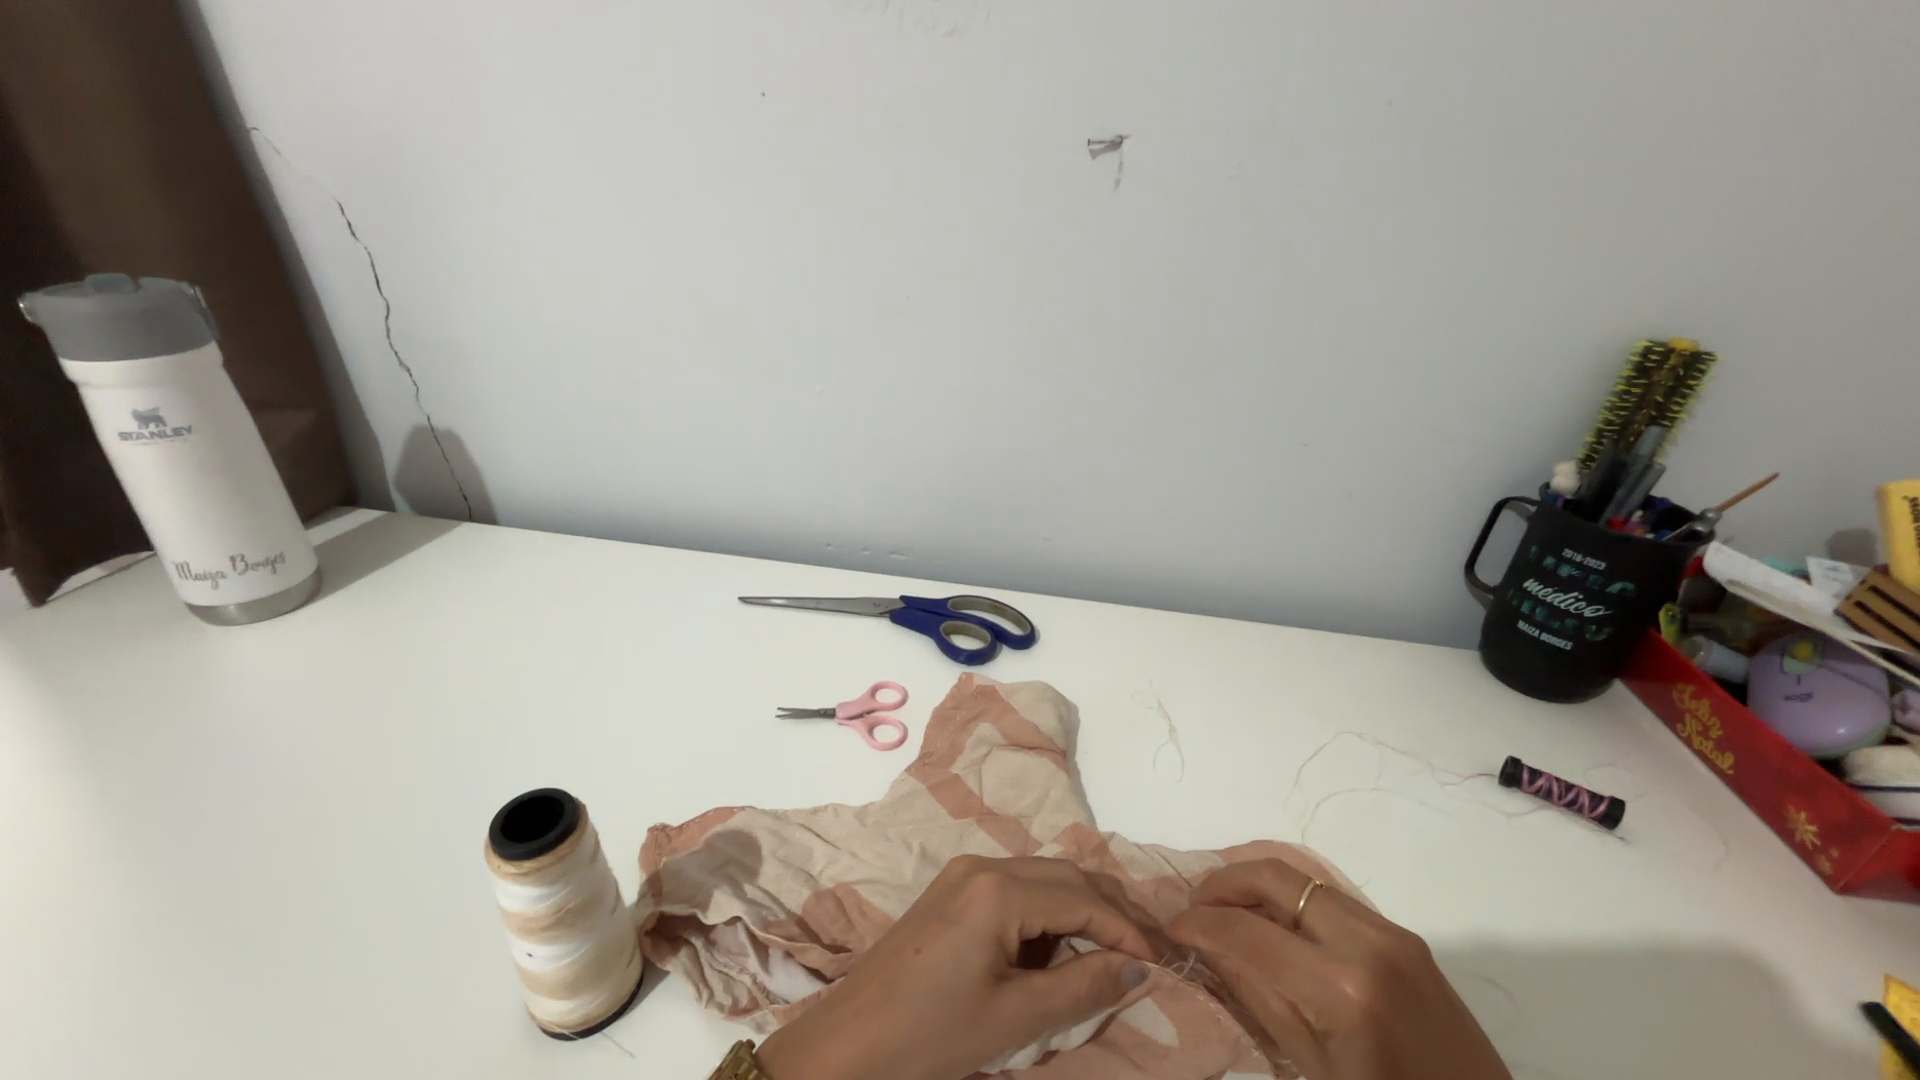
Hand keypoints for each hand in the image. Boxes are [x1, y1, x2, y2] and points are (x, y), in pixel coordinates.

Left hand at [757, 855, 1154, 1079]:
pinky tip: (1053, 953)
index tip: (1160, 965)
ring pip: (1039, 880)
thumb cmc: (930, 1035)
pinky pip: (1011, 891)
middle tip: (1143, 955)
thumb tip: (1137, 969)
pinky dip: (1043, 916)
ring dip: (1076, 912)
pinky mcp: (947, 894)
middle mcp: (980, 866)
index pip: (1082, 898)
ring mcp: (959, 876)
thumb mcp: (1015, 1017)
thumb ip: (1083, 987)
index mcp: (997, 889)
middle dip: (1108, 912)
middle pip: (1064, 876)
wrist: (845, 1047)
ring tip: (1107, 957)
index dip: (1126, 931)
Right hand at [1167, 859, 1510, 1079]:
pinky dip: (1291, 899)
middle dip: (1222, 882)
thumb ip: (1257, 997)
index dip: (1198, 923)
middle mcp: (1365, 943)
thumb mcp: (1310, 1066)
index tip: (1171, 928)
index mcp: (1339, 990)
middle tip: (1193, 905)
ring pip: (1302, 878)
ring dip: (1255, 885)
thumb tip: (1208, 949)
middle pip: (1274, 877)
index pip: (1245, 931)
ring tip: (1226, 910)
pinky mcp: (1403, 933)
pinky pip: (1331, 897)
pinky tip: (1273, 924)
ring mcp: (1390, 932)